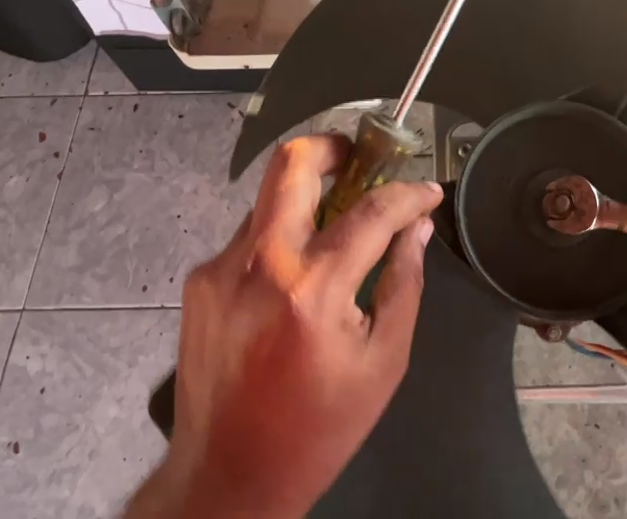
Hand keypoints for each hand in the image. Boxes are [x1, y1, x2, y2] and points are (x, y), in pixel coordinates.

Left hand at [131, 135, 442, 518]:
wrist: (225, 479)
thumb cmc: (317, 428)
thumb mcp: (382, 362)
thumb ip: (403, 283)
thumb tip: (415, 229)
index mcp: (311, 289)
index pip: (370, 211)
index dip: (407, 192)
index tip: (427, 189)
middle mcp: (258, 264)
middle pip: (292, 164)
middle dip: (333, 147)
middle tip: (360, 160)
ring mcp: (219, 269)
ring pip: (269, 199)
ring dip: (306, 200)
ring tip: (333, 233)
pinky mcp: (198, 283)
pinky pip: (249, 238)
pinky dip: (280, 240)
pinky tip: (294, 281)